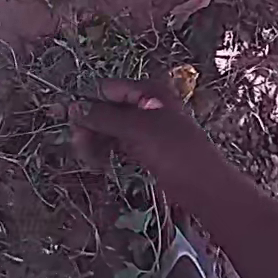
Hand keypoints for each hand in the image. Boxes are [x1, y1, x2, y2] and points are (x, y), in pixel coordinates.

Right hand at [68, 79, 229, 190]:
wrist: (206, 188)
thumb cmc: (176, 152)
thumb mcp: (136, 130)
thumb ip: (103, 117)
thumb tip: (73, 107)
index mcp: (148, 91)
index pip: (107, 90)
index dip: (87, 105)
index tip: (71, 124)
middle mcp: (146, 104)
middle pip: (106, 108)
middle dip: (91, 126)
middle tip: (80, 147)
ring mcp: (146, 126)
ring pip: (110, 127)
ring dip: (97, 141)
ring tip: (90, 160)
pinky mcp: (146, 146)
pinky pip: (119, 142)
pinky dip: (107, 150)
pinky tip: (100, 162)